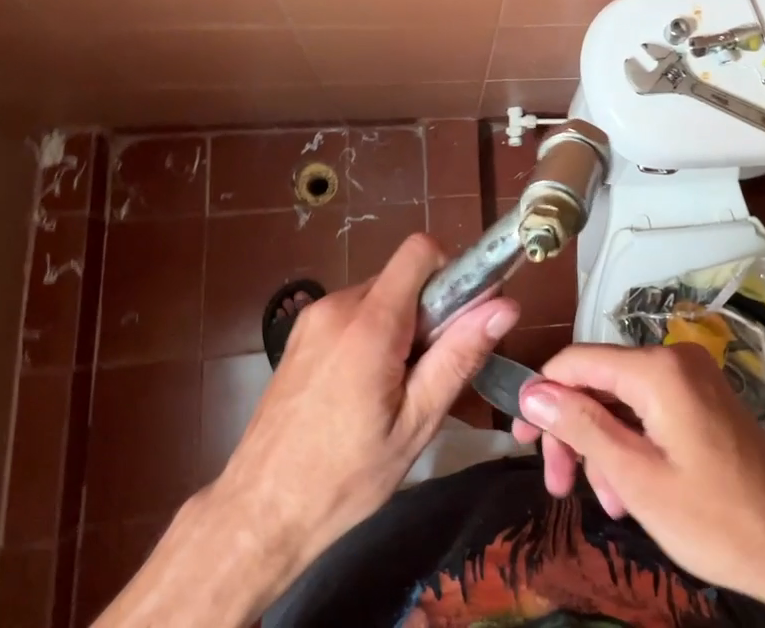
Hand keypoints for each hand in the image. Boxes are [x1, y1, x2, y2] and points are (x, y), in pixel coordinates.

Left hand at [96, 234, 517, 626]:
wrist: (259, 514)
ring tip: (398, 393)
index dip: (453, 274)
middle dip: (430, 314)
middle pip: (404, 279)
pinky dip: (376, 338)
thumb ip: (459, 356)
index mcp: (369, 322)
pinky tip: (369, 392)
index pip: (420, 251)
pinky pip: (355, 316)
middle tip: (432, 375)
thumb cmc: (345, 477)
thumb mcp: (416, 422)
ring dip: (403, 330)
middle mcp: (336, 306)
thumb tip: (505, 306)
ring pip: (381, 299)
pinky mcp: (300, 338)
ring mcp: (313, 320)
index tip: (465, 320)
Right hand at [513, 344, 764, 625]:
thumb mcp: (635, 477)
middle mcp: (676, 358)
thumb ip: (581, 426)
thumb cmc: (714, 519)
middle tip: (561, 487)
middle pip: (598, 382)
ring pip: (622, 401)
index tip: (519, 442)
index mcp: (658, 369)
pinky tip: (631, 493)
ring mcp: (695, 379)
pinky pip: (650, 412)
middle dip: (574, 432)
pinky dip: (632, 446)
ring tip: (610, 504)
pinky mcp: (706, 401)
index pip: (576, 361)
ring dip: (603, 448)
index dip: (541, 397)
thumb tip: (531, 392)